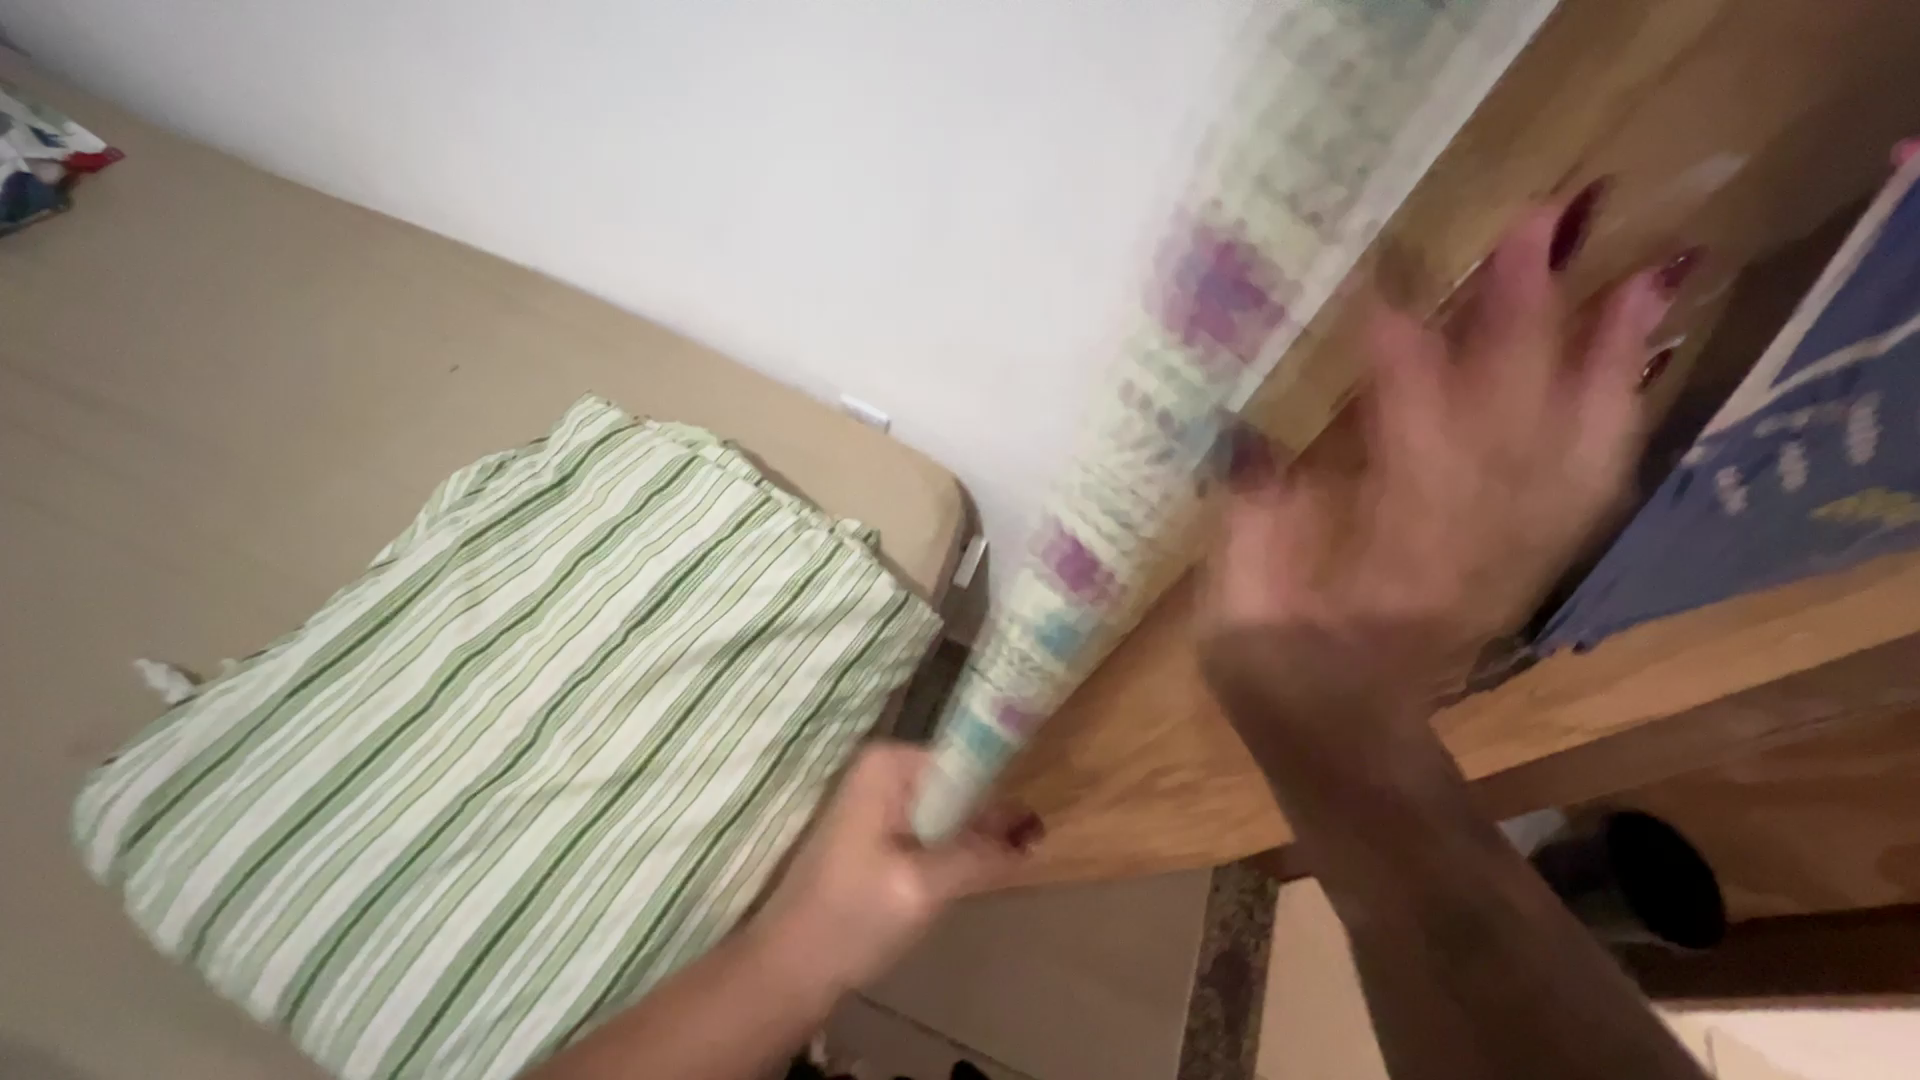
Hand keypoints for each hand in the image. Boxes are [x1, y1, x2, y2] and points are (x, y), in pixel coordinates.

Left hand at [746, 743, 1041, 994]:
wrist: (788, 970)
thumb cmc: (851, 920)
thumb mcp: (925, 885)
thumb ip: (981, 851)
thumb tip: (1034, 828)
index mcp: (889, 762)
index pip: (968, 763)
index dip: (998, 801)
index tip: (1027, 839)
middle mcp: (882, 767)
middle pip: (960, 786)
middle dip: (984, 825)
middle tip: (1005, 866)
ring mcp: (875, 797)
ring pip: (948, 811)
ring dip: (968, 843)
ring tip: (980, 877)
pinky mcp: (874, 829)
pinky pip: (930, 828)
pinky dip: (947, 853)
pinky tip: (950, 884)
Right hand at [1203, 201, 1684, 696]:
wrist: (1349, 744)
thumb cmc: (1276, 681)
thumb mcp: (1235, 620)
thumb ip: (1248, 532)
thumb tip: (1249, 441)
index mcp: (1385, 577)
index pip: (1409, 460)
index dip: (1403, 376)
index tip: (1387, 296)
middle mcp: (1467, 561)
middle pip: (1512, 435)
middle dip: (1523, 328)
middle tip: (1529, 233)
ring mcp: (1507, 561)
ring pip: (1572, 455)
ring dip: (1603, 363)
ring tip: (1631, 276)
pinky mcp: (1522, 559)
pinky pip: (1584, 484)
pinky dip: (1612, 416)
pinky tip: (1625, 361)